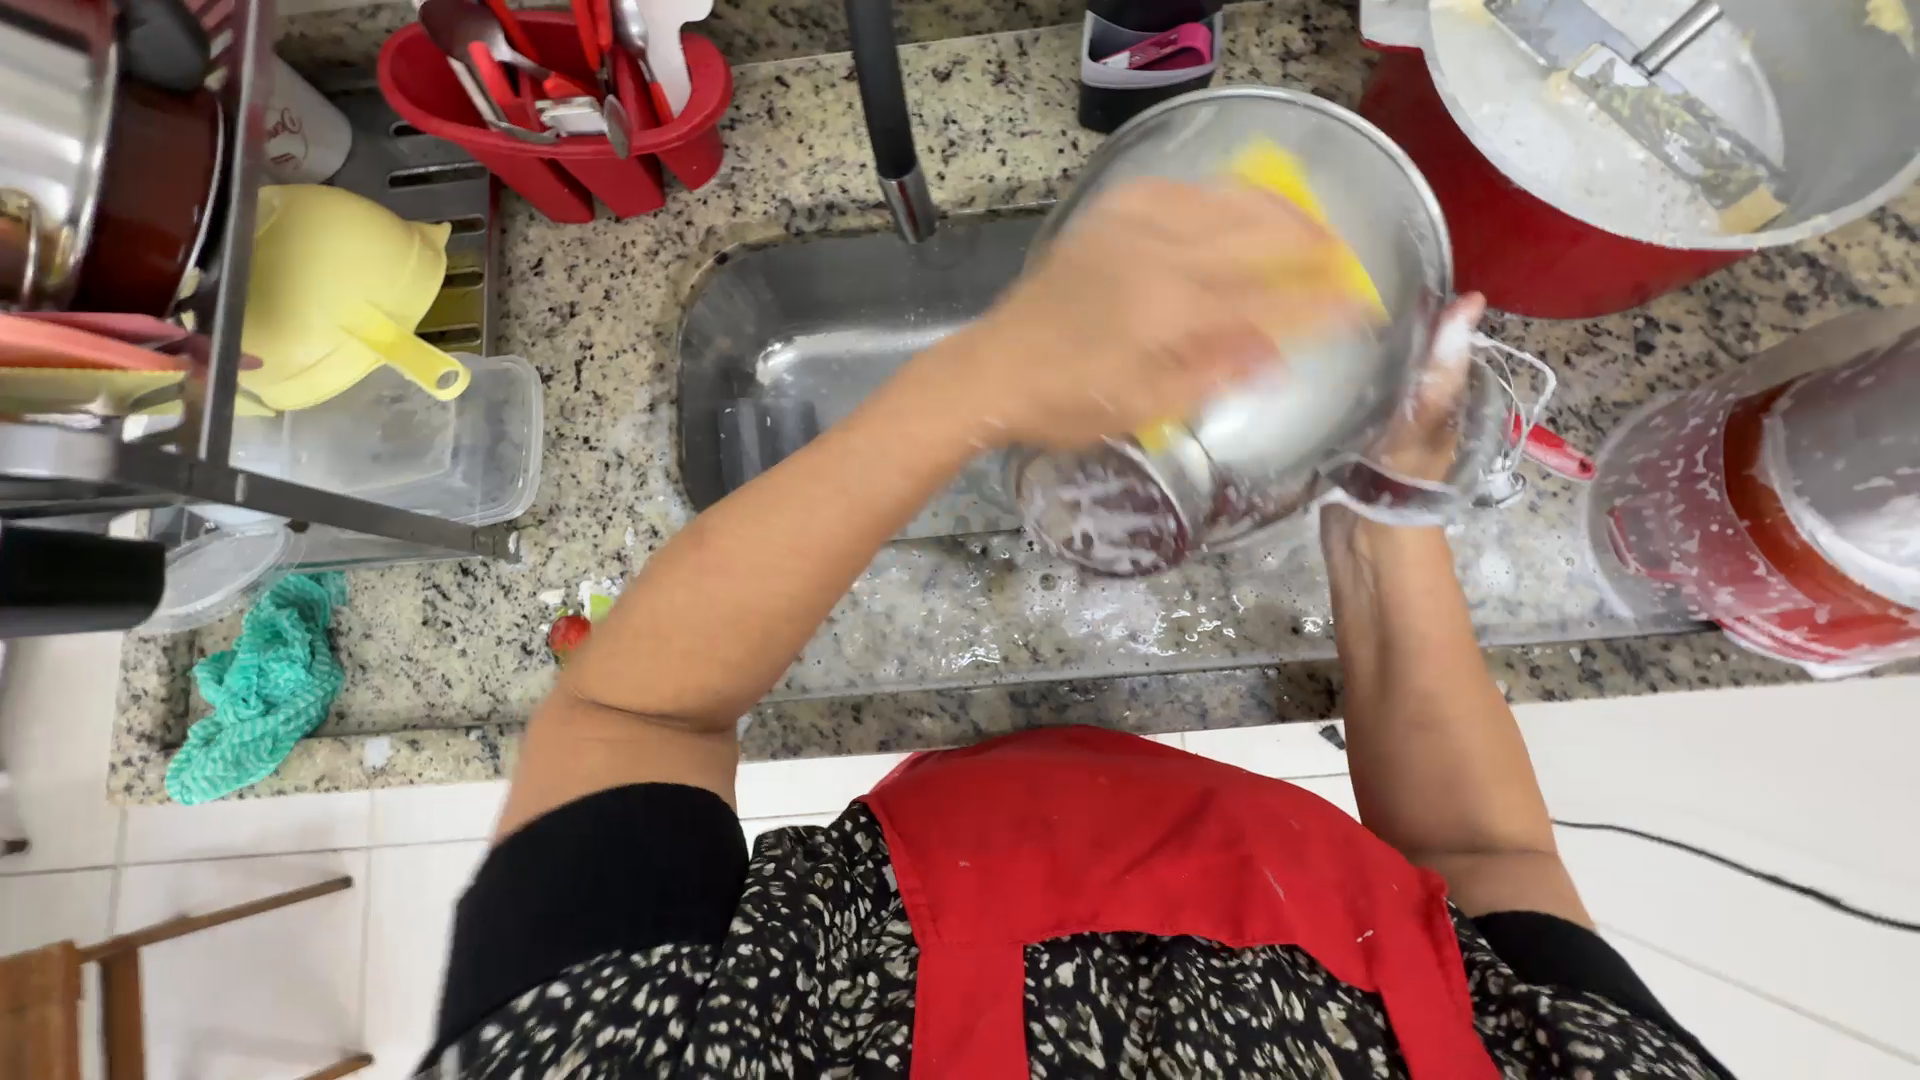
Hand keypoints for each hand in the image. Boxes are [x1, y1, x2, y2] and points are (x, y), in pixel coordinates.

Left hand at [906, 178, 1376, 451]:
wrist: (991, 371)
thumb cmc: (1063, 403)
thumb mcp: (1142, 407)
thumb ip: (1214, 376)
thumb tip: (1277, 354)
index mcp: (1172, 313)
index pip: (1269, 301)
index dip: (1321, 303)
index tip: (1360, 304)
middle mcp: (1159, 257)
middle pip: (1260, 236)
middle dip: (1313, 246)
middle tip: (1346, 260)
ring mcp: (1131, 229)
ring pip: (1226, 201)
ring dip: (1276, 212)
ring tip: (1307, 228)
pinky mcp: (1107, 217)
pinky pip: (1180, 191)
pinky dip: (1218, 197)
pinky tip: (1232, 211)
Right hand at [1322, 292, 1484, 556]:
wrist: (1366, 541)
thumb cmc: (1402, 481)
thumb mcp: (1422, 421)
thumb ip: (1438, 371)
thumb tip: (1469, 300)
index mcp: (1435, 393)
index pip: (1428, 335)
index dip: (1410, 303)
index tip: (1373, 269)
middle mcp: (1405, 401)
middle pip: (1388, 353)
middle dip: (1363, 326)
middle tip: (1320, 291)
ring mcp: (1370, 421)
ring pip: (1358, 376)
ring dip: (1337, 356)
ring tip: (1300, 321)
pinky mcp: (1338, 438)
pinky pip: (1332, 402)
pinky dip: (1318, 387)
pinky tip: (1294, 370)